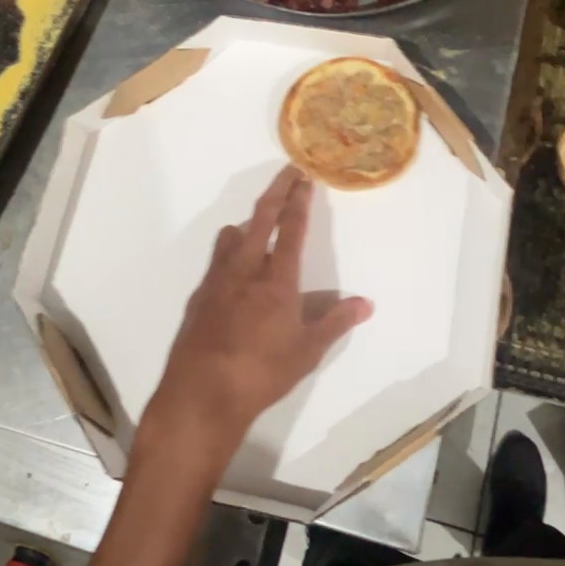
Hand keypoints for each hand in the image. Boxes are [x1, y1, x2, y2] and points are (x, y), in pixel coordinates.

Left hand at [145, 166, 373, 448]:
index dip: (299, 200)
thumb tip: (365, 304)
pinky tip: (234, 271)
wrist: (201, 393)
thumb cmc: (262, 372)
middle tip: (287, 172)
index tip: (304, 178)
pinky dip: (229, 253)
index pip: (291, 228)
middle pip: (260, 218)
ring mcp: (217, 281)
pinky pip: (216, 262)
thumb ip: (336, 322)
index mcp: (277, 279)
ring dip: (247, 224)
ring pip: (231, 237)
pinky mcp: (198, 296)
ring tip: (257, 225)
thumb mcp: (308, 351)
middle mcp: (245, 270)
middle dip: (276, 191)